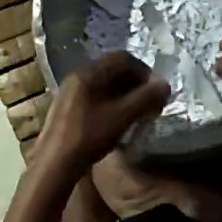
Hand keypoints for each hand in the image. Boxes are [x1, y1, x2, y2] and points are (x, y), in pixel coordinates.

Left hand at [38, 52, 169, 175]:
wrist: (56, 164)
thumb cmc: (90, 136)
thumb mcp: (123, 116)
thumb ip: (146, 98)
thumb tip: (165, 85)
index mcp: (89, 73)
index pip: (123, 58)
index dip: (144, 71)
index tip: (156, 90)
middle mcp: (77, 77)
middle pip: (113, 69)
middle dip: (135, 82)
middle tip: (149, 101)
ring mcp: (70, 92)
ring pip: (104, 84)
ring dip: (124, 93)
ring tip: (136, 112)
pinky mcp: (67, 108)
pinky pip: (94, 96)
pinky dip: (111, 102)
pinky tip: (117, 120)